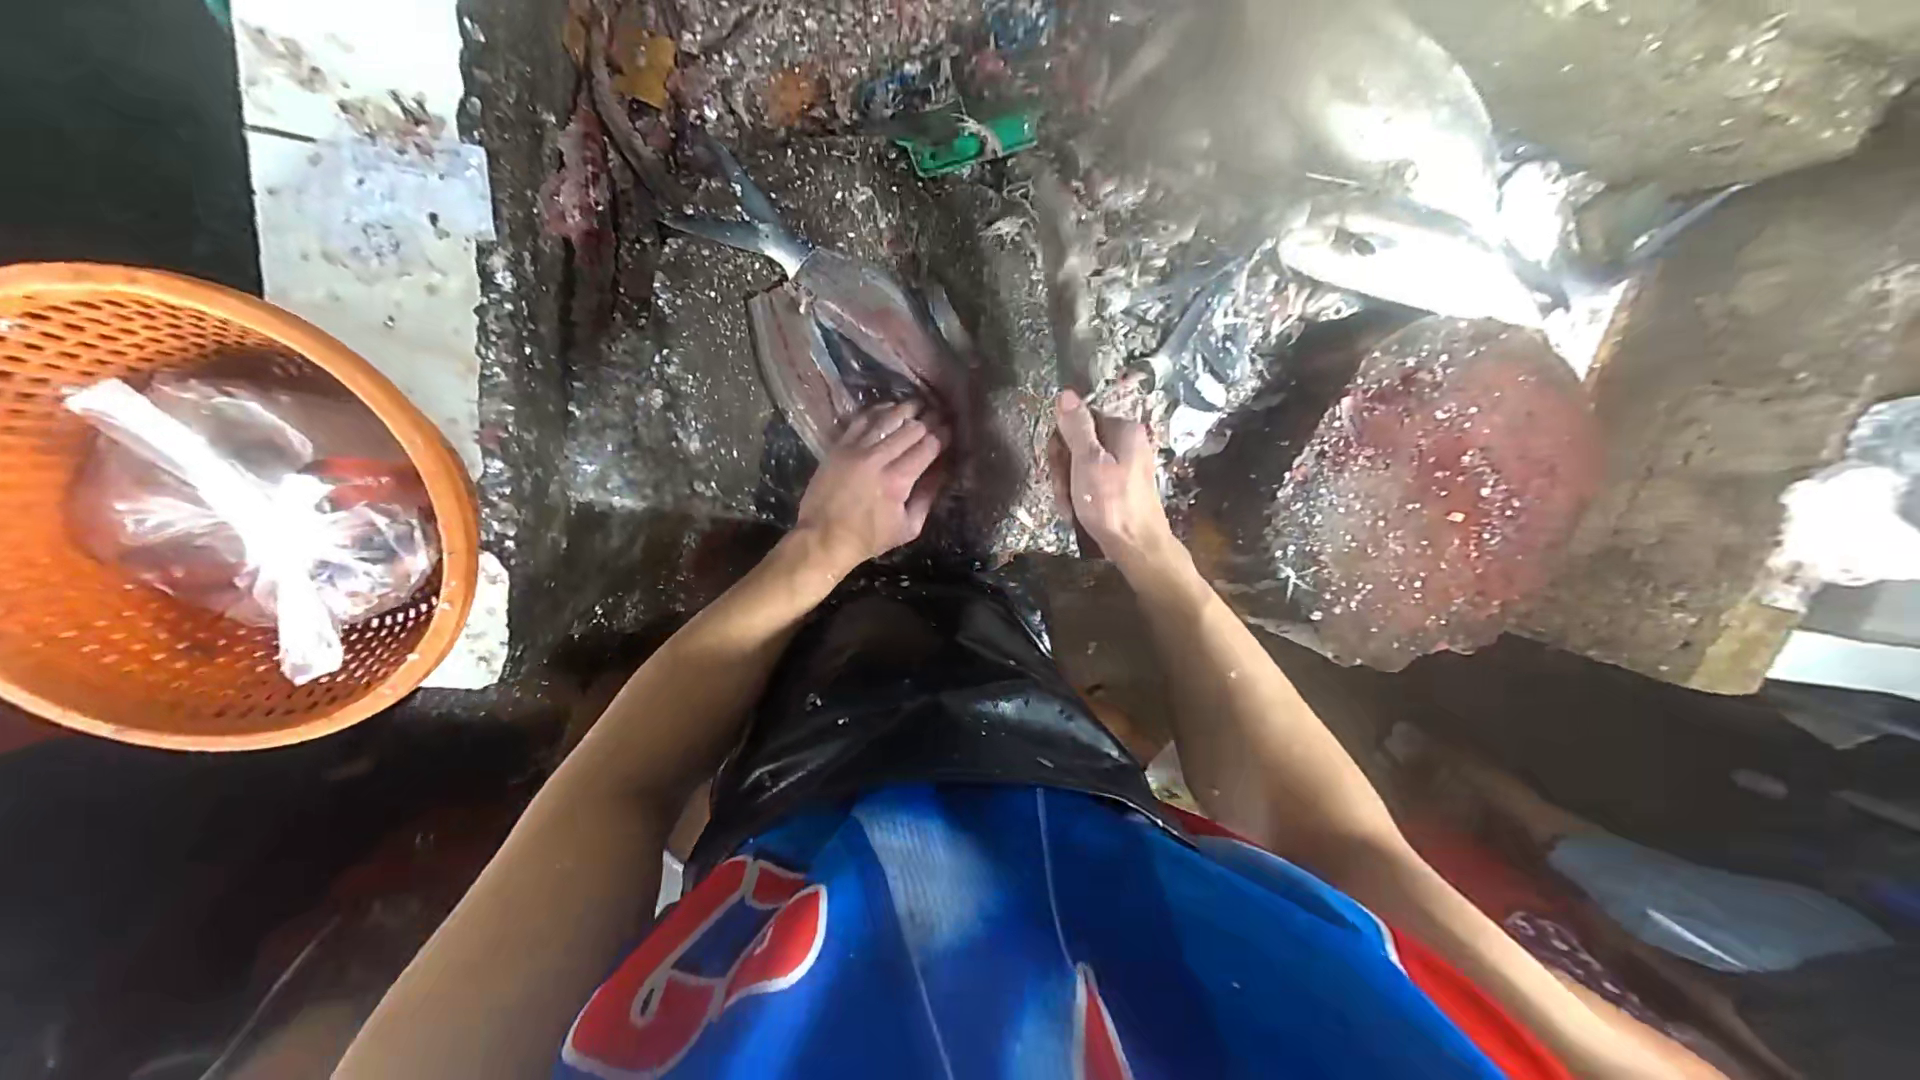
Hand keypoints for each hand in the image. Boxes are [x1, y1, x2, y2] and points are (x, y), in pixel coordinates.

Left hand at [796, 401, 944, 573]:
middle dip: (930, 419)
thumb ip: (928, 496)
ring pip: (887, 418)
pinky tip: (890, 408)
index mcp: (898, 481)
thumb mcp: (908, 527)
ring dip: (907, 409)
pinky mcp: (839, 446)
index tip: (951, 429)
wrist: (823, 537)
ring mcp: (856, 449)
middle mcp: (878, 458)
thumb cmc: (869, 538)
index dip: (943, 434)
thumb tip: (943, 470)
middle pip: (911, 428)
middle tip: (940, 414)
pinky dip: (879, 411)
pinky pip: (862, 419)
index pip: (928, 445)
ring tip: (919, 405)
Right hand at [1055, 389, 1175, 571]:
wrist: (1137, 546)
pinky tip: (1076, 512)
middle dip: (1064, 468)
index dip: (1061, 443)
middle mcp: (1127, 441)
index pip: (1078, 419)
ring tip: (1069, 507)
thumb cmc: (1111, 504)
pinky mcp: (1121, 485)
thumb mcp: (1087, 462)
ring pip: (1081, 464)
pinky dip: (1080, 495)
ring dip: (1068, 485)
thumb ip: (1076, 427)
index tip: (1056, 467)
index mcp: (1123, 429)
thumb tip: (1065, 394)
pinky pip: (1091, 480)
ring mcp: (1125, 464)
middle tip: (1063, 491)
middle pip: (1079, 442)